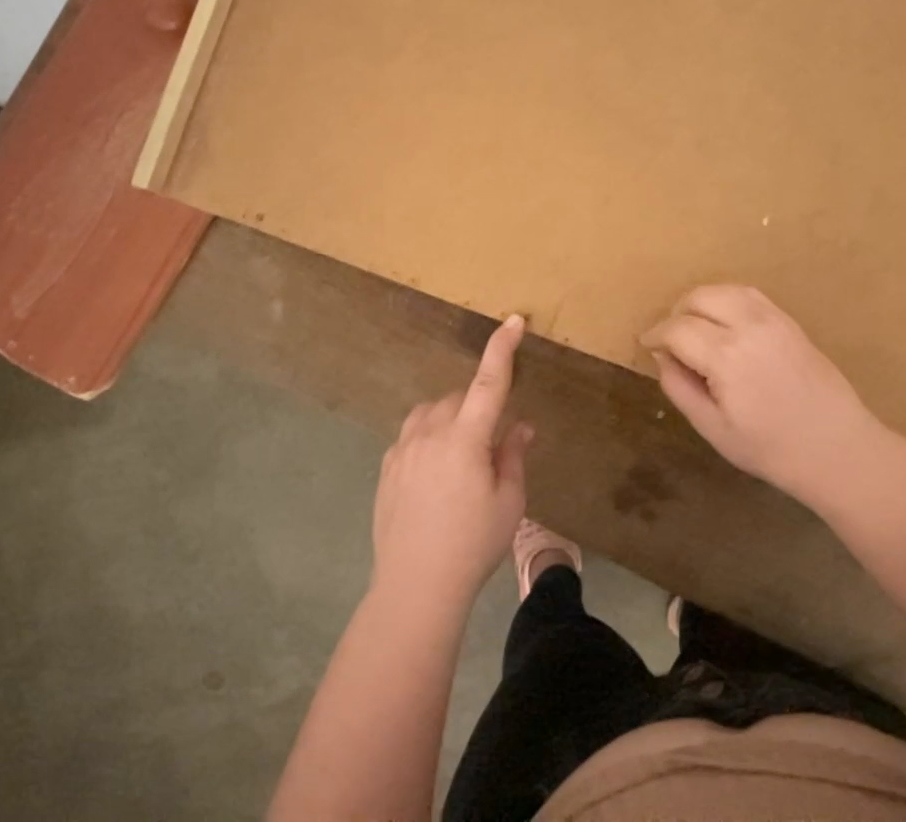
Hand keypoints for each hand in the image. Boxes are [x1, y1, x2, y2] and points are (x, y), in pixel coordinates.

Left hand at [371, 314, 532, 603]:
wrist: (416, 584)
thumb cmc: (474, 544)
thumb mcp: (509, 502)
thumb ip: (512, 456)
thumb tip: (519, 427)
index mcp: (465, 439)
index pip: (488, 383)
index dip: (502, 349)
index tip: (514, 321)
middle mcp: (429, 434)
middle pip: (458, 400)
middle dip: (478, 409)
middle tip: (494, 449)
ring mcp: (402, 450)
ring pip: (430, 414)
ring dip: (451, 420)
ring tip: (464, 458)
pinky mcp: (386, 468)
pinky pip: (411, 436)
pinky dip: (429, 439)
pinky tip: (437, 475)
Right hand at [641, 285, 893, 504]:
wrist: (837, 448)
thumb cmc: (771, 449)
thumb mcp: (713, 429)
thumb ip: (680, 388)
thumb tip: (663, 357)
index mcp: (727, 356)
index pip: (677, 329)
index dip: (655, 335)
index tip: (646, 346)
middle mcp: (750, 326)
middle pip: (699, 298)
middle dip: (676, 314)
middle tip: (670, 340)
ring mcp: (774, 320)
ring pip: (724, 290)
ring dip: (701, 303)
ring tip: (694, 330)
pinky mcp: (791, 322)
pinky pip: (750, 296)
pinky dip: (727, 301)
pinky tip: (723, 325)